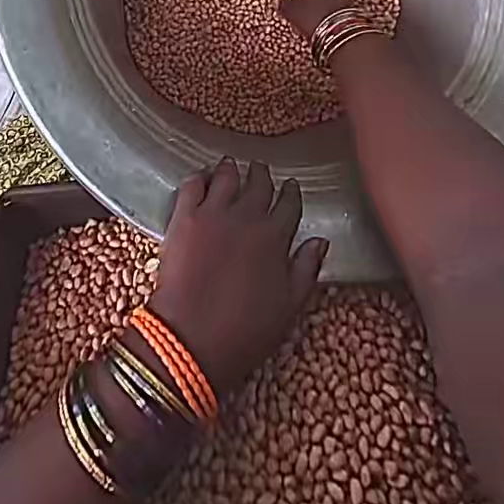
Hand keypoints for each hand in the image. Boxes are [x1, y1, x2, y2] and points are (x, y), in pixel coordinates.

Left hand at [147, 158, 327, 393]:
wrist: (192, 337)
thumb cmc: (245, 330)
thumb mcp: (289, 306)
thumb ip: (306, 269)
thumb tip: (320, 242)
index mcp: (276, 237)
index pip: (289, 204)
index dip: (291, 193)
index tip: (290, 186)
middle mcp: (247, 217)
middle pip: (259, 184)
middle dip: (262, 174)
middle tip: (260, 169)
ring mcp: (214, 213)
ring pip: (227, 177)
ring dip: (231, 169)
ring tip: (231, 165)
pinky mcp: (184, 216)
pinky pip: (193, 184)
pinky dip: (200, 177)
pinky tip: (202, 177)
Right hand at [274, 0, 356, 38]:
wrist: (345, 35)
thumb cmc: (319, 21)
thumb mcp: (294, 14)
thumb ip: (284, 6)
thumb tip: (278, 3)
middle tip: (288, 3)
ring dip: (310, 2)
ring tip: (301, 16)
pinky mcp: (348, 8)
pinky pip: (329, 4)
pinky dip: (320, 10)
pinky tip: (316, 22)